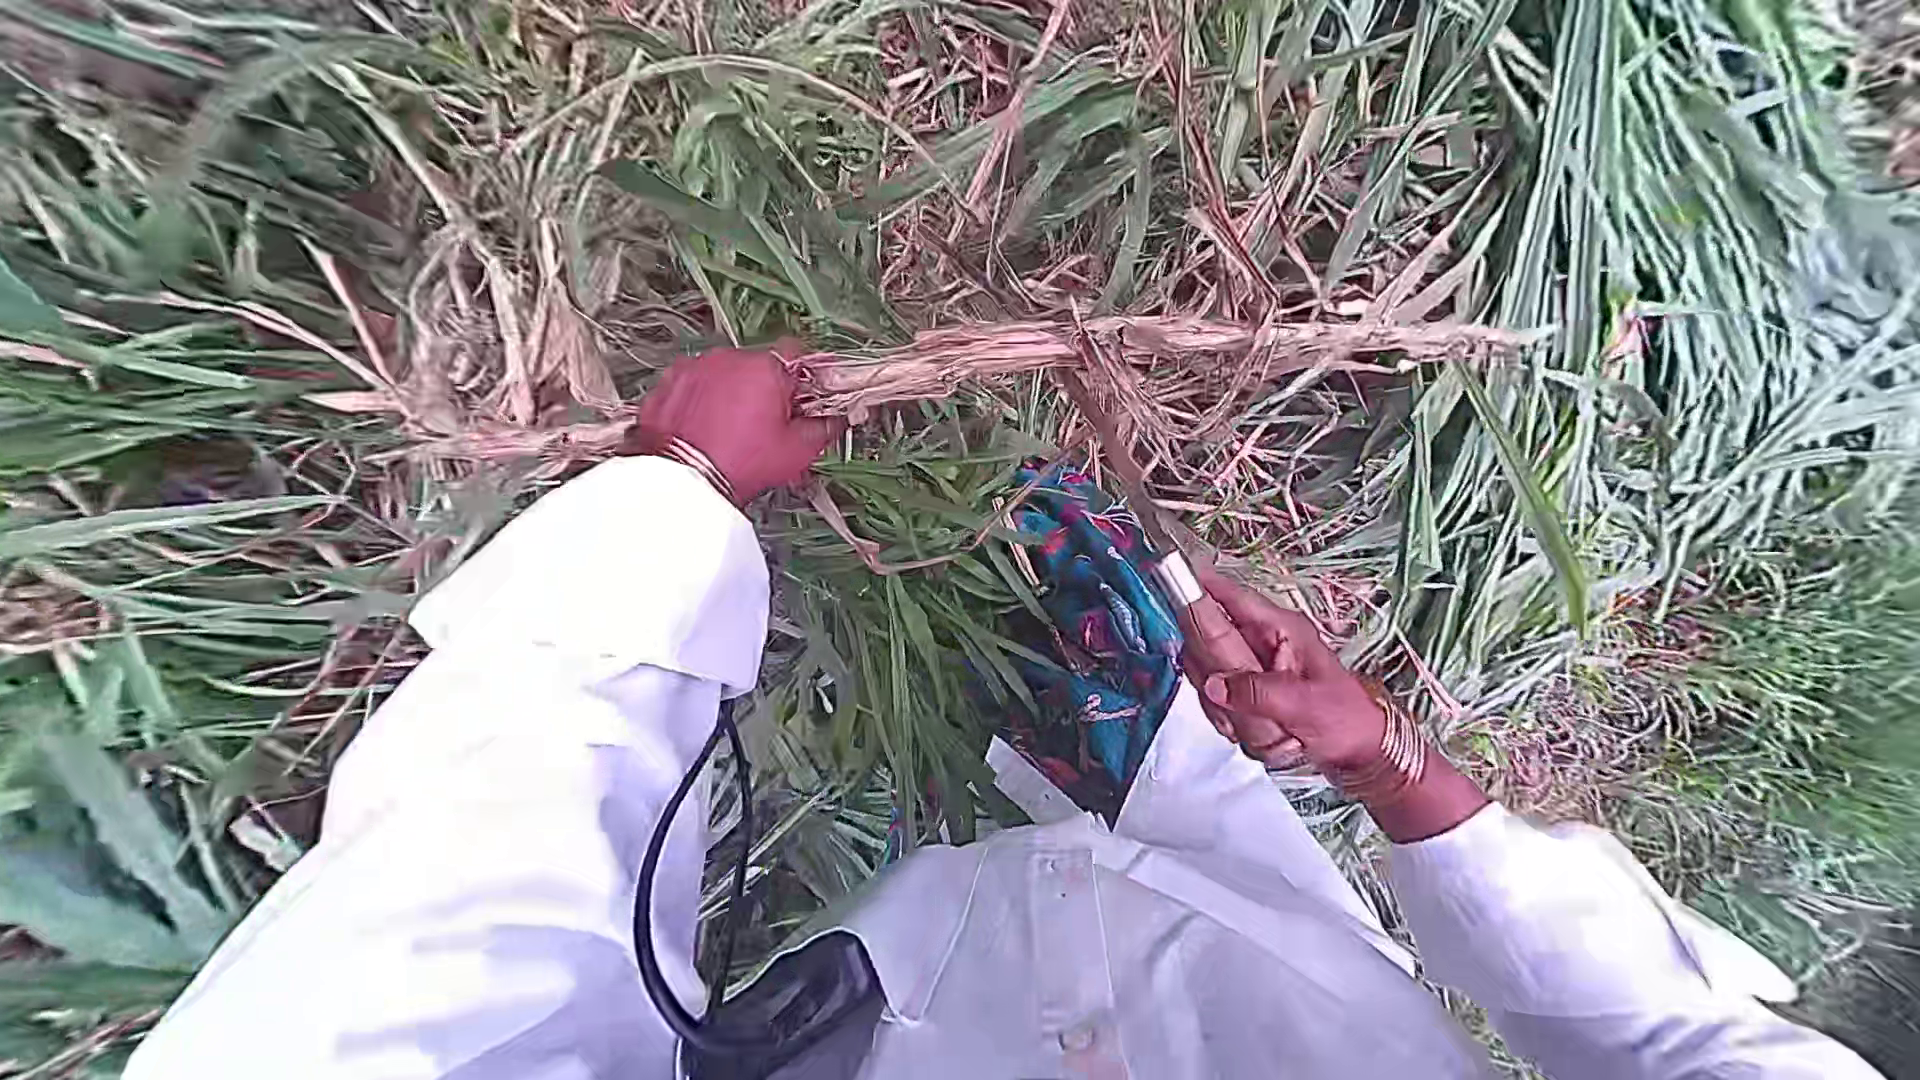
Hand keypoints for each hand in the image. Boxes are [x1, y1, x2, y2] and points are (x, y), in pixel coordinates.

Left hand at [624, 342, 842, 504]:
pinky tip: (709, 429)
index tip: (806, 400)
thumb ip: (824, 427)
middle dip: (769, 391)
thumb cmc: (740, 463)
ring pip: (727, 375)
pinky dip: (704, 402)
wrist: (684, 480)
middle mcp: (728, 358)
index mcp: (766, 368)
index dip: (806, 380)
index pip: (799, 356)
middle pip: (760, 367)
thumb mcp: (797, 451)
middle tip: (771, 425)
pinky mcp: (668, 383)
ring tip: (736, 431)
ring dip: (735, 395)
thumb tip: (837, 419)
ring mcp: (694, 368)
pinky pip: (696, 386)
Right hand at [1181, 568, 1387, 773]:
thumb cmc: (1346, 721)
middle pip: (1205, 637)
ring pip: (1204, 670)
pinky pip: (1211, 694)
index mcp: (1278, 629)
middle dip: (1211, 671)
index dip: (1197, 587)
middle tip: (1228, 698)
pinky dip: (1222, 716)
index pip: (1229, 596)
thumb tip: (1213, 684)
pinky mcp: (1241, 687)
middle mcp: (1258, 640)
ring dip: (1218, 701)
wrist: (1361, 757)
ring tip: (1251, 724)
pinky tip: (1246, 729)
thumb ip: (1258, 693)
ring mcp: (1247, 664)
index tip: (1166, 583)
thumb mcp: (1306, 706)